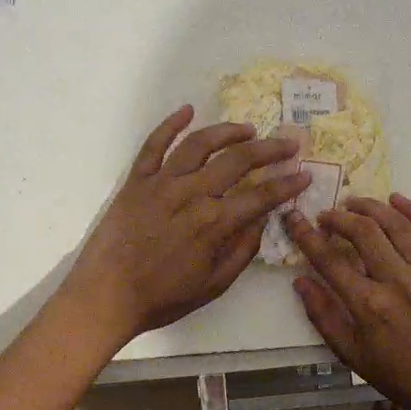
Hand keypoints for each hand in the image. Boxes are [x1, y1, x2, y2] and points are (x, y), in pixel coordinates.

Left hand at [62, 105, 306, 341]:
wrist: (105, 295)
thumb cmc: (162, 298)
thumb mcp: (213, 285)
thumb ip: (241, 251)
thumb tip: (261, 221)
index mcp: (214, 223)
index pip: (261, 195)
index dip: (287, 185)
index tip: (304, 175)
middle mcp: (191, 193)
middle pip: (238, 160)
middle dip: (269, 150)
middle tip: (288, 144)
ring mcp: (161, 182)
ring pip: (200, 144)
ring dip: (228, 131)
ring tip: (248, 129)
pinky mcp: (136, 180)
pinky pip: (154, 144)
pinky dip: (170, 124)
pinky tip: (188, 110)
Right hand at [286, 194, 410, 409]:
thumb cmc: (396, 375)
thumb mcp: (351, 354)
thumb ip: (323, 316)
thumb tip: (301, 281)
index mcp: (368, 305)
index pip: (330, 260)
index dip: (307, 236)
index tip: (294, 219)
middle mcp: (396, 282)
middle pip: (364, 232)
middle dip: (340, 217)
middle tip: (326, 215)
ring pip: (396, 225)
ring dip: (372, 207)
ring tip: (354, 202)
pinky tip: (397, 200)